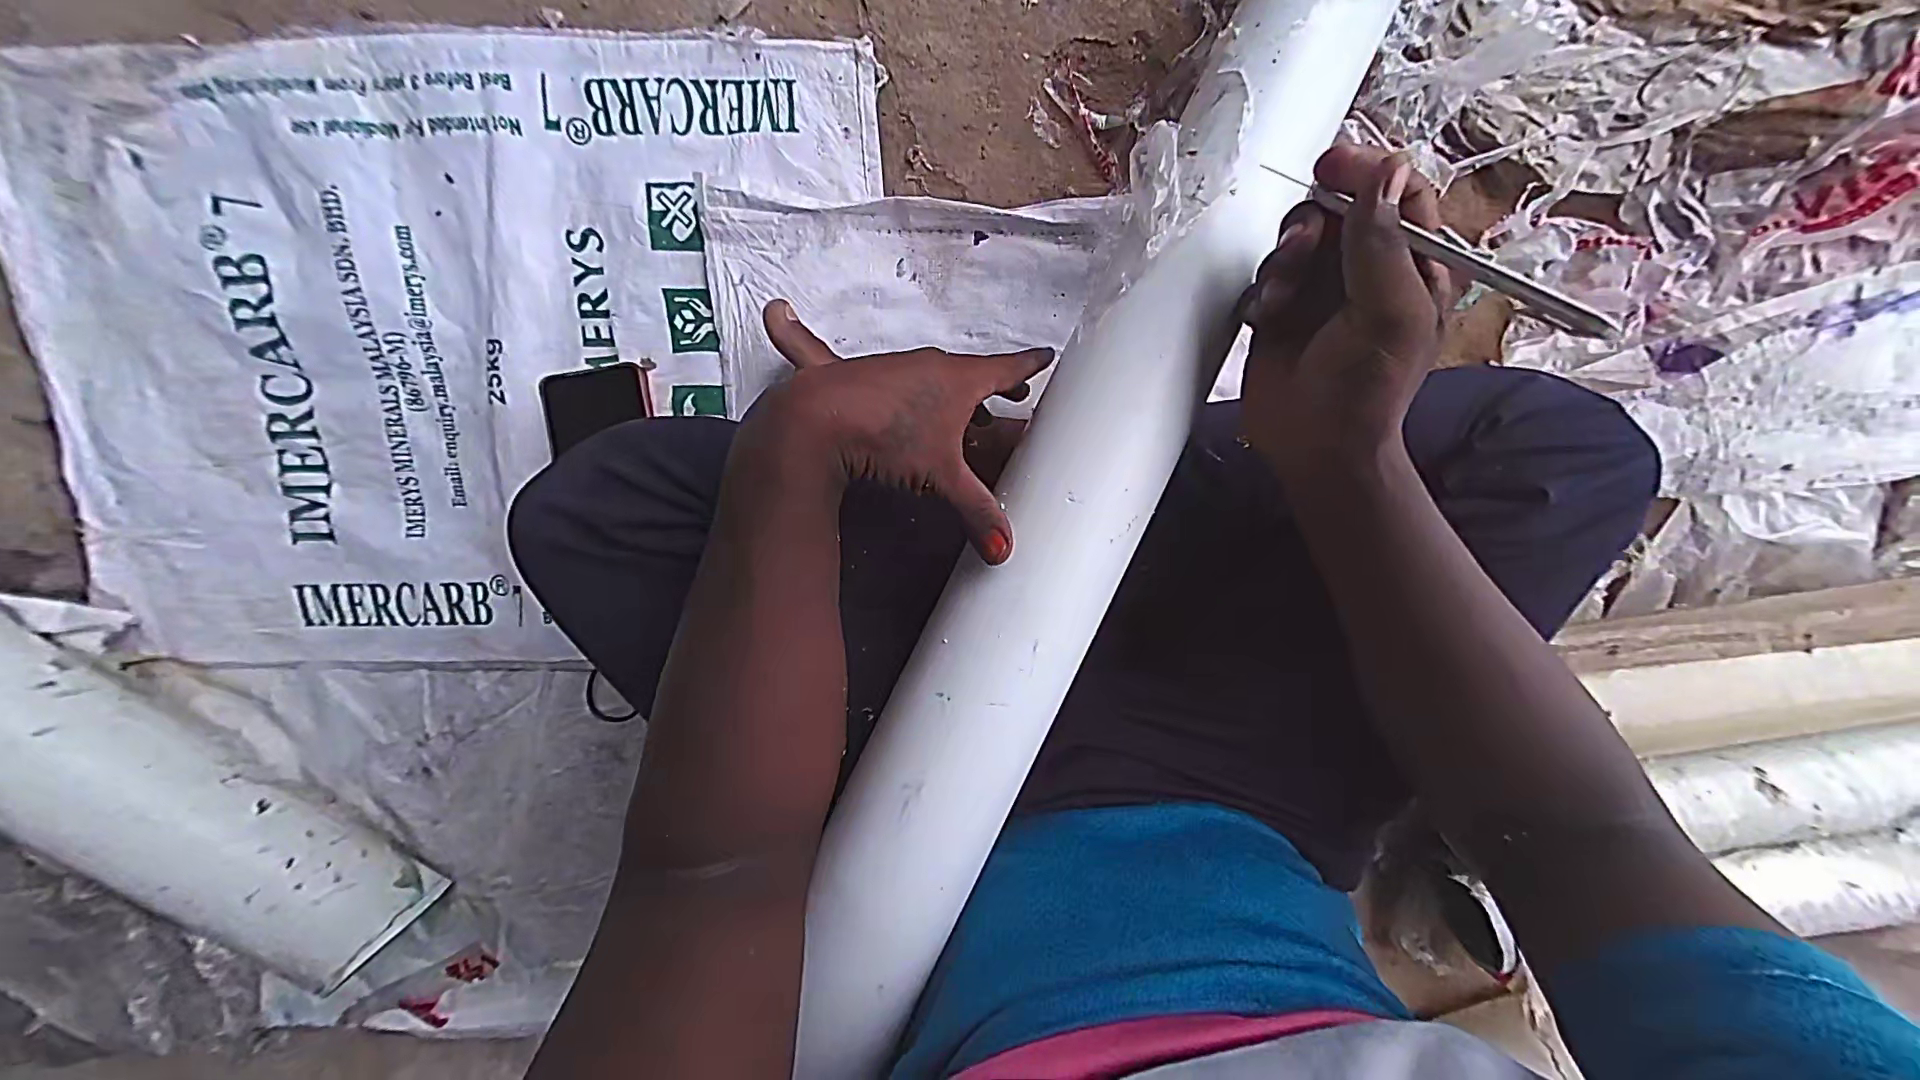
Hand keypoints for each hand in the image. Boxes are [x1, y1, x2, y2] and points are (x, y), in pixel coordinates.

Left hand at [745, 299, 1051, 564]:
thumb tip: (1003, 550)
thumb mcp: (941, 478)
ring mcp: (885, 368)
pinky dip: (802, 335)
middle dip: (989, 384)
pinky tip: (776, 314)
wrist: (820, 420)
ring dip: (941, 388)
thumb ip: (976, 511)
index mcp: (958, 381)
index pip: (1006, 369)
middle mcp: (924, 366)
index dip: (1028, 365)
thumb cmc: (888, 435)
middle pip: (967, 373)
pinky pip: (821, 350)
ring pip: (923, 374)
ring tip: (947, 408)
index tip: (1044, 356)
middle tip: (1006, 393)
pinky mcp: (846, 376)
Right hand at [1237, 145, 1456, 480]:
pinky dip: (1261, 290)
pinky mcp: (1279, 314)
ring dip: (1282, 260)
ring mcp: (1318, 292)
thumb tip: (1383, 172)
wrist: (1315, 444)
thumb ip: (1384, 242)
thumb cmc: (1367, 387)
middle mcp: (1364, 270)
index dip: (1368, 171)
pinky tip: (1265, 316)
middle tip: (1300, 245)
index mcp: (1412, 263)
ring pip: (1295, 241)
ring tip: (1280, 296)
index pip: (1398, 193)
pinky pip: (1264, 278)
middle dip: (1313, 221)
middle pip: (1337, 209)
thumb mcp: (1390, 311)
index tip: (1331, 167)